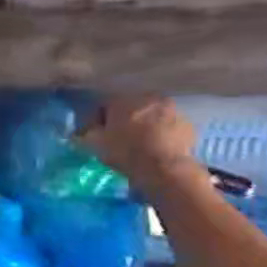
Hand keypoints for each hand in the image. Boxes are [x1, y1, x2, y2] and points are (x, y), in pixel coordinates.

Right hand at [79, 94, 204, 195]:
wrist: (165, 169)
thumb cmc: (125, 152)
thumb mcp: (95, 144)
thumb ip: (85, 134)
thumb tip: (78, 133)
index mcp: (123, 99)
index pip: (104, 105)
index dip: (97, 120)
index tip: (95, 134)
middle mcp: (149, 98)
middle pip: (131, 107)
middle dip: (124, 120)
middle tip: (118, 138)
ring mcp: (172, 110)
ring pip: (151, 115)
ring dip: (144, 125)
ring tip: (139, 144)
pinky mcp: (187, 124)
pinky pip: (168, 126)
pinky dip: (161, 133)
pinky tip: (156, 148)